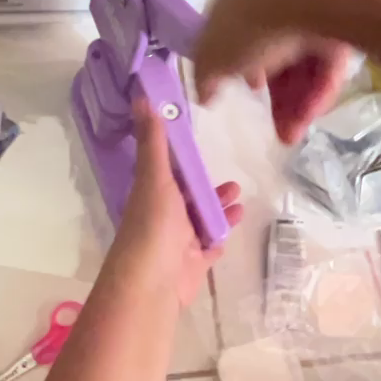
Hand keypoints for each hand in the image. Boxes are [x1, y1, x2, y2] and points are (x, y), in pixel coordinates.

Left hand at [109, 97, 242, 306]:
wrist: (153, 284)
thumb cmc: (152, 226)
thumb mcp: (154, 178)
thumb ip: (154, 141)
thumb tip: (141, 97)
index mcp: (150, 195)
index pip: (167, 172)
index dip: (183, 159)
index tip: (200, 143)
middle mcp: (163, 217)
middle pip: (188, 197)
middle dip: (208, 187)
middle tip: (232, 180)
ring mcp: (179, 242)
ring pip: (202, 220)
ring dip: (220, 208)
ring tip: (239, 198)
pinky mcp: (194, 263)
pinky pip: (211, 245)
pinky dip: (223, 232)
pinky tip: (237, 221)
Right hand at [193, 0, 354, 143]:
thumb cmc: (249, 24)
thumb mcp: (214, 56)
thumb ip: (205, 77)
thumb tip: (203, 95)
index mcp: (240, 6)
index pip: (238, 40)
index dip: (240, 71)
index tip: (247, 94)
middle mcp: (276, 7)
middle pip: (277, 60)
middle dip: (278, 103)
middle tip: (279, 135)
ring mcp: (313, 15)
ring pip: (306, 68)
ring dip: (299, 107)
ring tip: (293, 137)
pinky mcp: (345, 24)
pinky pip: (330, 64)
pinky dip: (321, 91)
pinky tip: (312, 115)